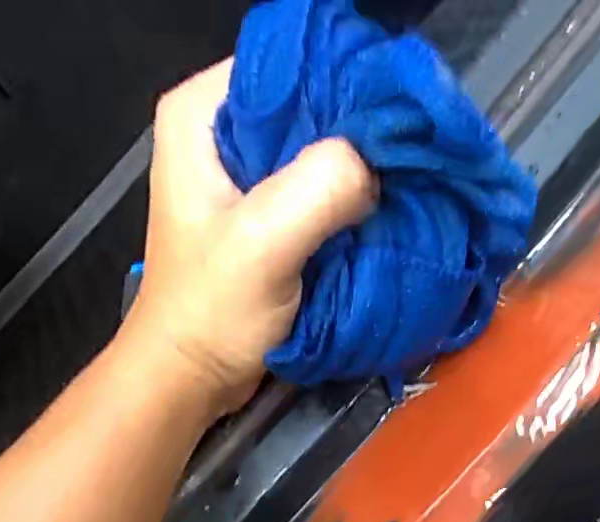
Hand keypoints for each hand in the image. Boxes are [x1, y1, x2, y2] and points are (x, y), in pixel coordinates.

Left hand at [121, 60, 376, 412]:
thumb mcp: (263, 244)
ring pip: (318, 156)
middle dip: (357, 137)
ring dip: (359, 177)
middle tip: (406, 163)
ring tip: (401, 191)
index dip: (343, 88)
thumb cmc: (212, 310)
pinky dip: (350, 207)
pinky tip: (378, 219)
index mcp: (203, 115)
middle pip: (308, 110)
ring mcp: (247, 179)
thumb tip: (379, 166)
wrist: (193, 376)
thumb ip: (319, 191)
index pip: (288, 66)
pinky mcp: (267, 218)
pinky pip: (320, 195)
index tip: (392, 125)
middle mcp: (224, 134)